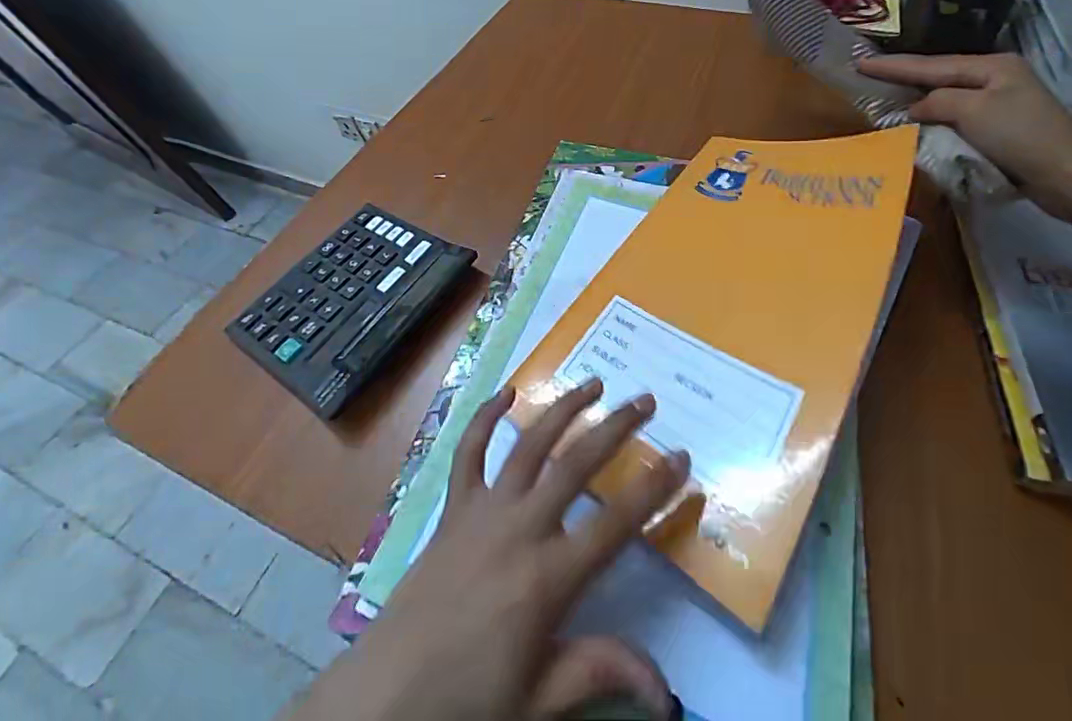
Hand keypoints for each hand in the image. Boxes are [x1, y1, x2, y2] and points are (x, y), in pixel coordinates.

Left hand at [287, 380, 690, 720]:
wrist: (388, 692)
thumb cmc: (470, 699)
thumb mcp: (541, 699)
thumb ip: (600, 673)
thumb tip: (668, 694)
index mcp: (549, 578)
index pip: (615, 524)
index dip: (654, 490)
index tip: (682, 459)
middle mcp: (519, 530)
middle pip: (575, 466)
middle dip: (615, 428)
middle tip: (645, 400)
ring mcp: (481, 512)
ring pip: (528, 446)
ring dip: (561, 410)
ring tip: (592, 382)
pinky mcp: (451, 510)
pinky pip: (468, 454)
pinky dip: (485, 419)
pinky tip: (504, 393)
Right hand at [855, 53, 1071, 220]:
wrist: (1068, 176)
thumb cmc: (1022, 136)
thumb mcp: (973, 111)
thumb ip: (937, 101)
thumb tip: (914, 108)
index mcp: (992, 66)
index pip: (930, 65)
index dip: (893, 66)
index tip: (860, 63)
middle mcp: (995, 79)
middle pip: (938, 76)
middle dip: (903, 76)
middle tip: (868, 73)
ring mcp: (998, 103)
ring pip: (945, 96)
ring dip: (915, 96)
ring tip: (884, 94)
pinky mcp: (998, 128)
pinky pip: (954, 116)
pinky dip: (932, 117)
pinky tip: (914, 119)